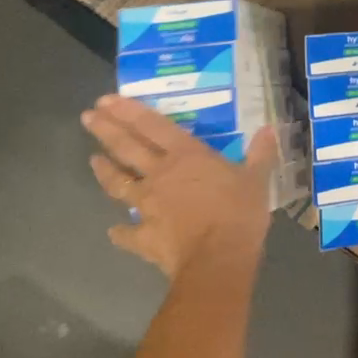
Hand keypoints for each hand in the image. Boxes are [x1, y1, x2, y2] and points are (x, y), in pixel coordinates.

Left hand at [83, 95, 274, 278]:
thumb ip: (260, 153)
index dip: (130, 111)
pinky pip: (126, 232)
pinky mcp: (143, 235)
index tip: (106, 99)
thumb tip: (270, 128)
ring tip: (93, 160)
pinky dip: (120, 230)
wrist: (217, 258)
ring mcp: (147, 206)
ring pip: (118, 184)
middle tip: (88, 116)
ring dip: (104, 171)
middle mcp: (160, 175)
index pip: (153, 127)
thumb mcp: (257, 179)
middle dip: (106, 130)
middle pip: (127, 148)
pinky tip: (115, 229)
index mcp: (187, 156)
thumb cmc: (239, 212)